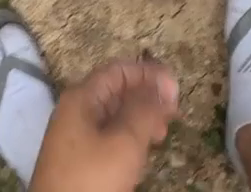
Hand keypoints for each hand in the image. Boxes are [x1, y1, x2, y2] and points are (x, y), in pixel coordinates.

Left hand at [30, 59, 178, 191]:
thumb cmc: (92, 179)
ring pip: (113, 116)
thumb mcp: (124, 142)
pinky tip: (142, 152)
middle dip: (146, 97)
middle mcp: (76, 111)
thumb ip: (145, 109)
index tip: (175, 88)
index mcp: (82, 97)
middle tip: (173, 113)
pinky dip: (129, 138)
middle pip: (115, 91)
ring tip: (162, 133)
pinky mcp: (78, 162)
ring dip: (140, 119)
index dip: (148, 73)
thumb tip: (163, 83)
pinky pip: (108, 138)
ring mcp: (75, 137)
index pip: (118, 70)